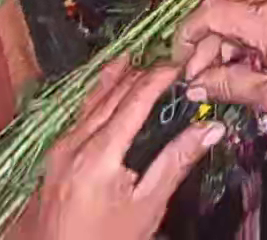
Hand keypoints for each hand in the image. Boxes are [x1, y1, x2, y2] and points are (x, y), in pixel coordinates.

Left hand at [13, 57, 222, 239]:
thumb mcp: (146, 207)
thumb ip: (178, 160)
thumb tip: (214, 126)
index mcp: (98, 154)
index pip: (136, 97)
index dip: (162, 75)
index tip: (185, 64)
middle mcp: (74, 145)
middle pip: (113, 93)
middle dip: (144, 72)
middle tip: (172, 62)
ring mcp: (58, 153)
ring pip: (93, 101)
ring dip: (119, 79)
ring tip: (141, 59)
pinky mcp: (52, 162)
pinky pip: (81, 116)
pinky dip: (100, 96)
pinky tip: (109, 89)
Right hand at [171, 0, 266, 119]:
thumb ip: (228, 85)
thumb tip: (194, 85)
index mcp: (266, 18)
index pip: (210, 12)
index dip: (187, 36)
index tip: (180, 63)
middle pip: (221, 2)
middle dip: (204, 35)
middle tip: (201, 73)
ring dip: (223, 29)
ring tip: (224, 67)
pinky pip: (258, 0)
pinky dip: (243, 21)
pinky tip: (246, 52)